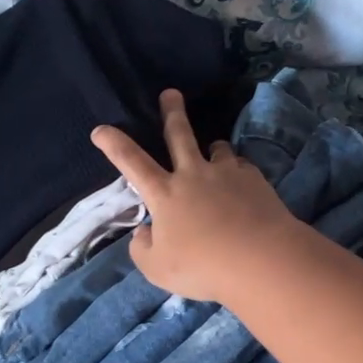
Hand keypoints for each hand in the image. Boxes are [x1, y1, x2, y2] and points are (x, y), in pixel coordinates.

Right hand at [91, 90, 308, 302]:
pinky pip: (242, 168)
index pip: (131, 162)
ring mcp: (226, 173)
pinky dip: (237, 173)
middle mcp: (193, 174)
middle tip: (170, 93)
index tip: (100, 129)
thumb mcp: (157, 269)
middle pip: (179, 134)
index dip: (113, 144)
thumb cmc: (203, 266)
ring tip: (214, 151)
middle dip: (172, 112)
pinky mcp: (255, 180)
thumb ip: (143, 247)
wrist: (261, 258)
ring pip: (216, 148)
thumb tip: (144, 232)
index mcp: (164, 194)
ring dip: (213, 148)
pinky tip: (242, 186)